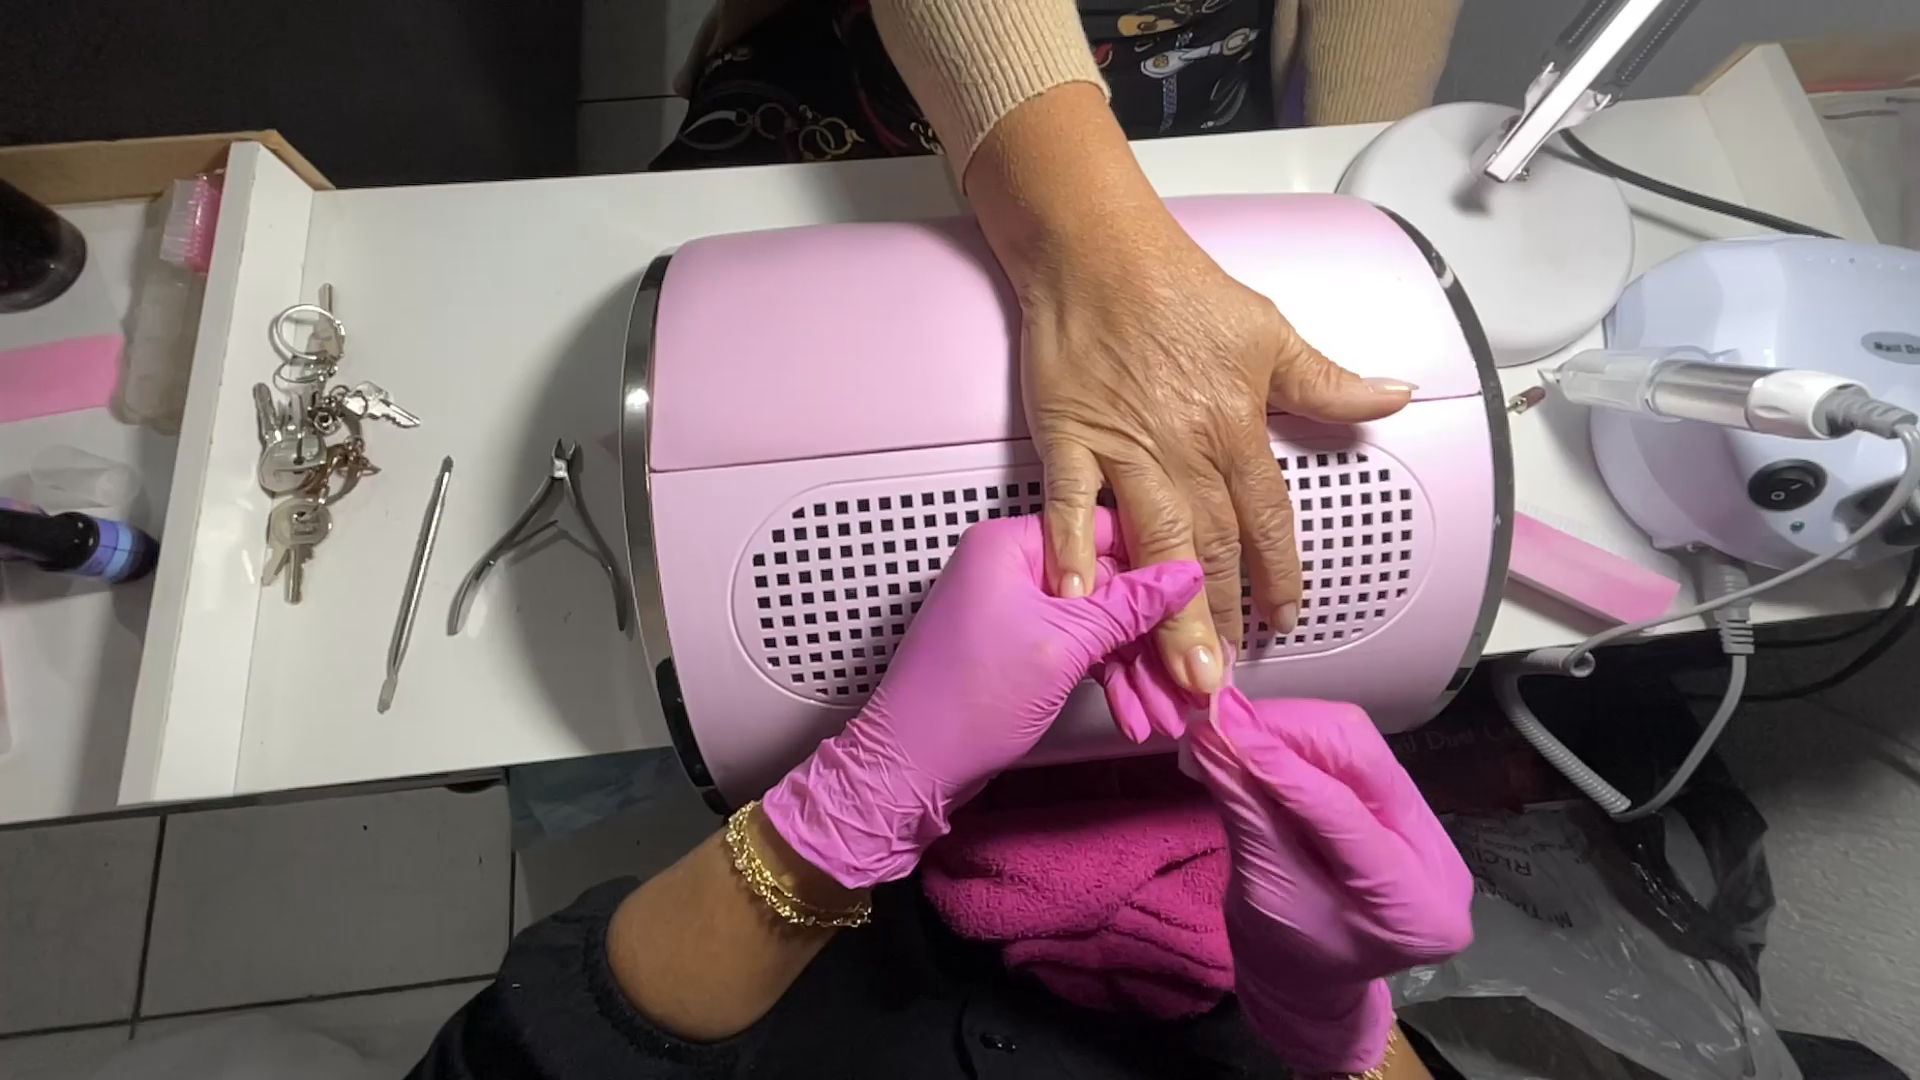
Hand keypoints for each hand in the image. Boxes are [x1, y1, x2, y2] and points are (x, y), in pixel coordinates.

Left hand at [763, 511, 1201, 888]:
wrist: (909, 766)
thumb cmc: (969, 701)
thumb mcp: (1064, 646)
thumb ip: (1129, 606)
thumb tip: (1182, 573)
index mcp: (1010, 544)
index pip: (1103, 533)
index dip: (1154, 571)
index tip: (1194, 606)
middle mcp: (1008, 565)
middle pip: (1103, 587)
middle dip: (1147, 642)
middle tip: (1185, 683)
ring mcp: (1010, 605)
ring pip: (1092, 624)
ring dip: (1130, 670)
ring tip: (1162, 715)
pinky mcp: (1013, 641)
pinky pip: (1072, 646)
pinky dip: (1102, 679)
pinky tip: (1130, 714)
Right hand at [1022, 223, 1412, 699]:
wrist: (1099, 254)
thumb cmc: (1179, 289)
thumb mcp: (1268, 330)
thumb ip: (1326, 381)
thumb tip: (1393, 399)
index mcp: (1235, 426)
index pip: (1267, 518)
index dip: (1279, 574)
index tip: (1285, 620)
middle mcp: (1185, 448)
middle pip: (1213, 545)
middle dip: (1223, 614)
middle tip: (1222, 677)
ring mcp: (1125, 447)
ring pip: (1156, 537)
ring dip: (1169, 604)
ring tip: (1176, 664)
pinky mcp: (1071, 438)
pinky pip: (1073, 500)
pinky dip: (1073, 544)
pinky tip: (1075, 594)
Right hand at [1185, 692, 1473, 1073]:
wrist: (1308, 973)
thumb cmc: (1284, 952)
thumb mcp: (1260, 887)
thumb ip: (1241, 806)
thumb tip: (1209, 735)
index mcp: (1413, 906)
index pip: (1340, 810)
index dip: (1275, 761)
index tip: (1220, 722)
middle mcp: (1438, 856)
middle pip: (1361, 755)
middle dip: (1285, 728)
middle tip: (1222, 717)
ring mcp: (1424, 825)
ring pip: (1354, 740)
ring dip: (1286, 726)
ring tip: (1232, 729)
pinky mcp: (1399, 802)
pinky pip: (1346, 748)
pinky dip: (1292, 736)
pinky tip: (1257, 740)